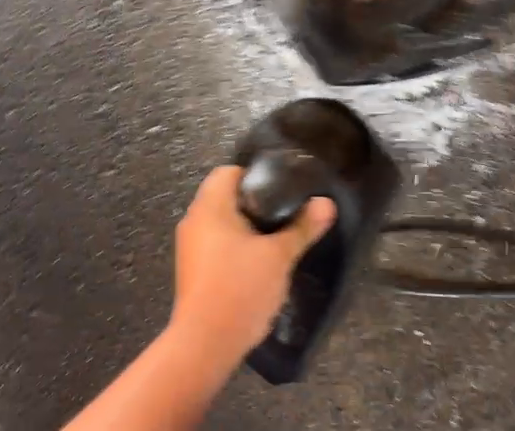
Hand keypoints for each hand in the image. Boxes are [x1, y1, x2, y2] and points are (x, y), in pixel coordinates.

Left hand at [166, 166, 336, 365]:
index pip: (229, 171)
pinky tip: (256, 266)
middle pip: (225, 197)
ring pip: (220, 223)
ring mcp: (189, 247)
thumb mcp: (279, 256)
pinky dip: (234, 248)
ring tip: (274, 241)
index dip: (256, 176)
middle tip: (284, 216)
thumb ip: (302, 228)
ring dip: (245, 229)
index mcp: (210, 206)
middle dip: (255, 205)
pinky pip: (214, 246)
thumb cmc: (240, 289)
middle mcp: (193, 219)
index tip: (282, 191)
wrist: (205, 344)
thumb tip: (326, 203)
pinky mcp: (191, 270)